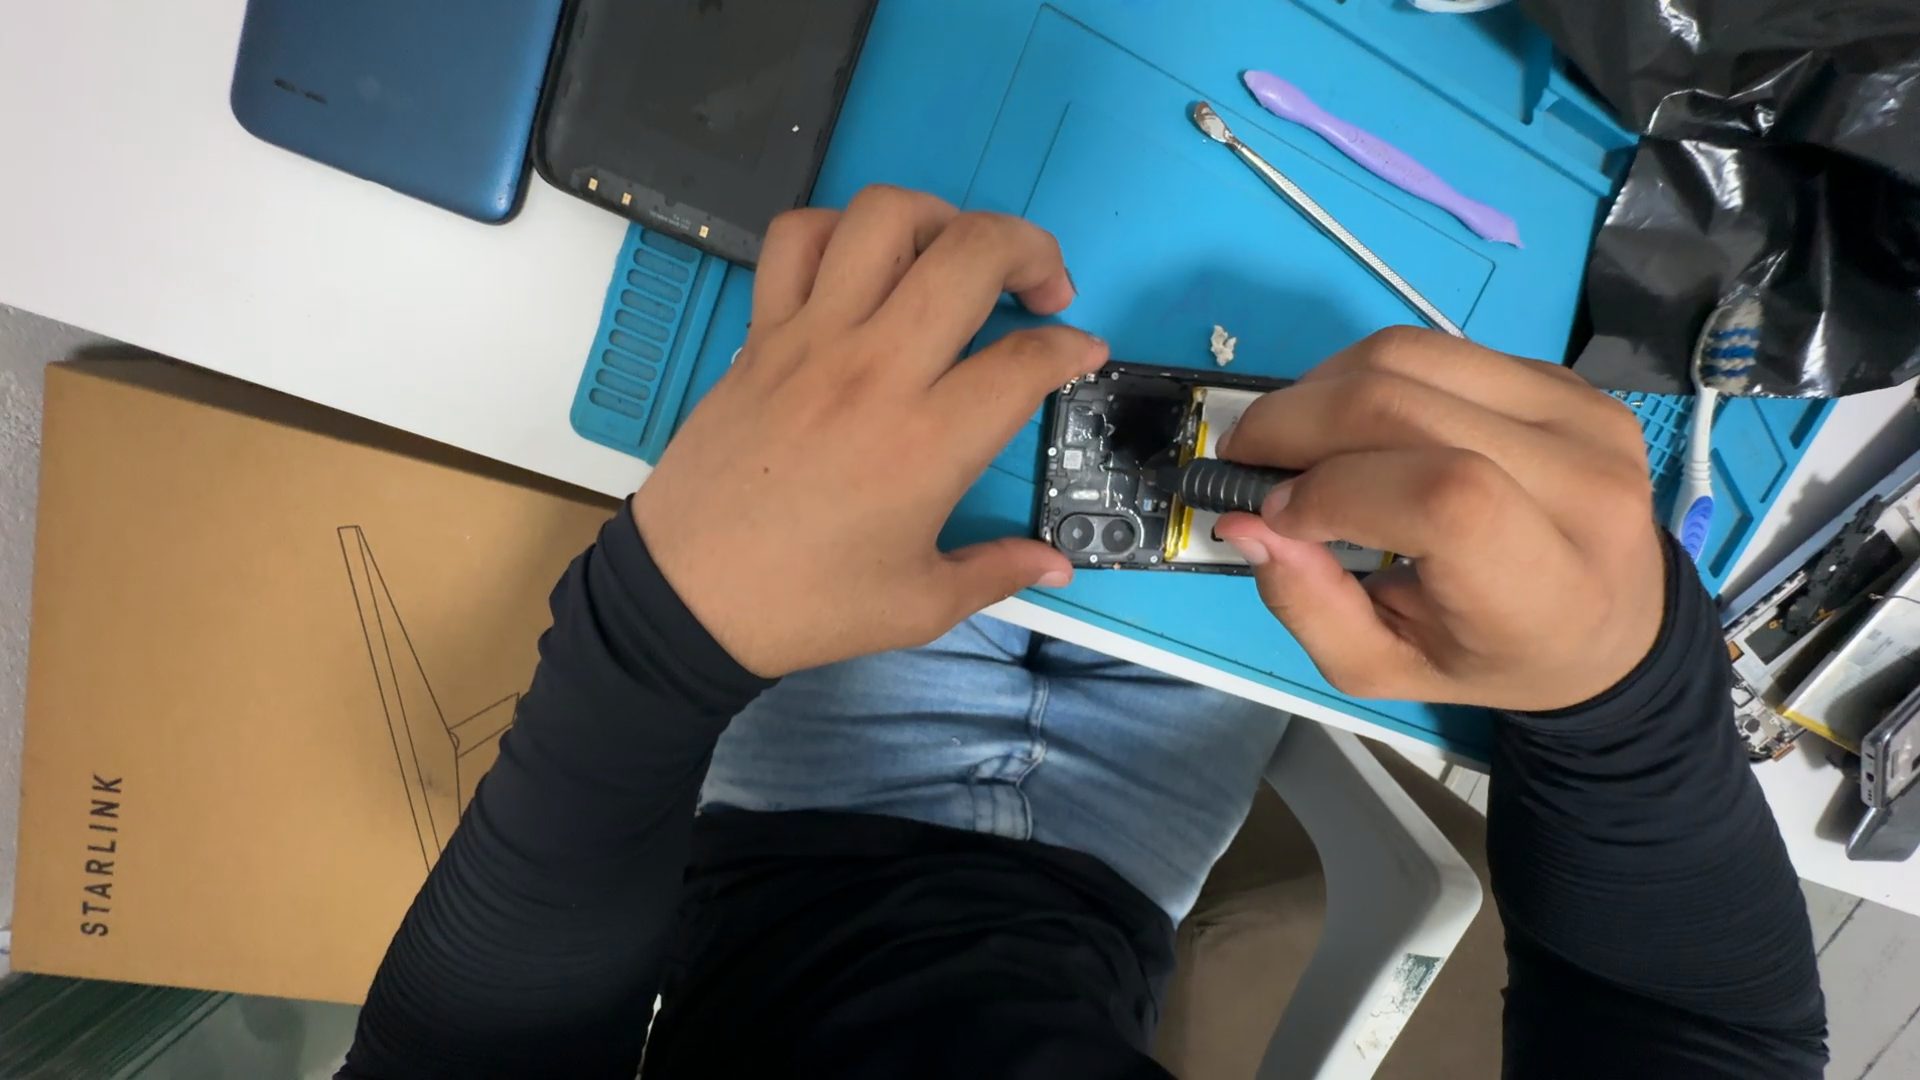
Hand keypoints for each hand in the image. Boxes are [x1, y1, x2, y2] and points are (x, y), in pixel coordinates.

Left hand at [632, 186, 1107, 676]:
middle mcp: (877, 370)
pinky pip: (797, 240)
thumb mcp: (919, 605)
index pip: (1026, 361)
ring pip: (885, 219)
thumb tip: (1054, 567)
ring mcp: (812, 340)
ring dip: (942, 219)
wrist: (689, 598)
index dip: (1072, 348)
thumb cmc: (808, 604)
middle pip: (972, 254)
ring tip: (956, 258)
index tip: (1081, 353)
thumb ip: (998, 573)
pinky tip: (863, 265)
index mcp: (929, 442)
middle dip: (1032, 250)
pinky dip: (839, 229)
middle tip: (1043, 286)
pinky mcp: (762, 336)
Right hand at [1212, 327, 1665, 711]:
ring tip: (1288, 437)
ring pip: (1405, 358)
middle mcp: (1582, 483)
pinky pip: (1429, 351)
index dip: (1334, 491)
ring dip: (1314, 390)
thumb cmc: (1482, 658)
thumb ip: (1306, 606)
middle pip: (1403, 406)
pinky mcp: (1562, 381)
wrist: (1606, 622)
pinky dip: (1355, 376)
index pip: (1442, 497)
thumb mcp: (1380, 667)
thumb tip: (1240, 523)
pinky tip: (1342, 421)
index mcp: (1545, 586)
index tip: (1273, 516)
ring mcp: (1580, 416)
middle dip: (1289, 423)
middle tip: (1243, 456)